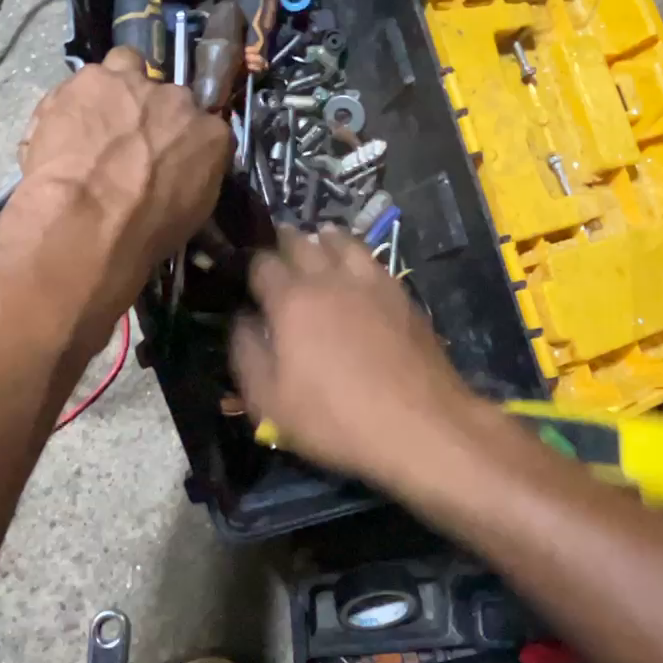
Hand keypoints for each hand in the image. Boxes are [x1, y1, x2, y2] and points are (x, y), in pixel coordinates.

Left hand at [9, 46, 231, 342]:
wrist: (88, 220)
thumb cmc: (143, 230)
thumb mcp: (190, 211)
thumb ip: (191, 173)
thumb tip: (179, 168)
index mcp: (211, 134)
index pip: (202, 123)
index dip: (179, 136)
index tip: (163, 154)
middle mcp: (178, 99)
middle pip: (163, 91)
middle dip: (147, 108)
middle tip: (125, 138)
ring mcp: (132, 83)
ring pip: (126, 64)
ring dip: (114, 85)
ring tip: (93, 118)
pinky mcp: (88, 79)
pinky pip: (83, 82)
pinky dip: (74, 101)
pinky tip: (61, 129)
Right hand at [230, 225, 482, 481]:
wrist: (420, 424)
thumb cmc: (336, 418)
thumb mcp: (270, 401)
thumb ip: (246, 352)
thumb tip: (242, 318)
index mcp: (291, 301)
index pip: (261, 264)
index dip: (248, 264)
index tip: (244, 273)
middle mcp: (328, 279)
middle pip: (300, 242)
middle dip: (283, 242)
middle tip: (276, 248)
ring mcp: (369, 281)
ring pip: (340, 241)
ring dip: (322, 239)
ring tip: (317, 242)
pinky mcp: (400, 292)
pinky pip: (371, 257)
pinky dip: (354, 252)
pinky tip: (356, 265)